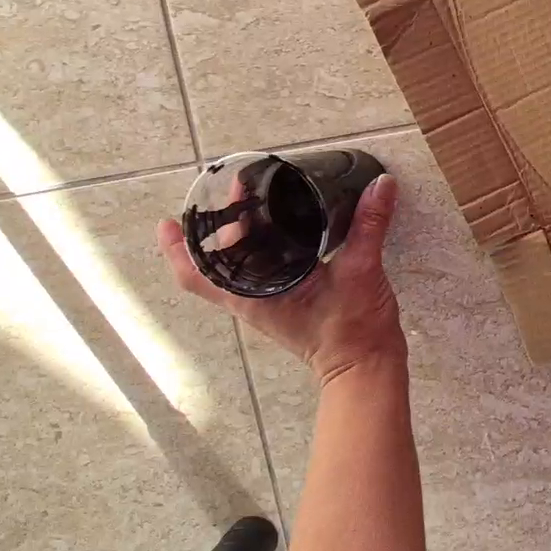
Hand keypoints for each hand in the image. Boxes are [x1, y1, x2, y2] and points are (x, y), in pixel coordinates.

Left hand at [158, 173, 404, 383]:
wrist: (367, 366)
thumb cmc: (351, 329)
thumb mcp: (360, 270)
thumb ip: (369, 225)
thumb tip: (381, 184)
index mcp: (255, 295)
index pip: (199, 274)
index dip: (179, 248)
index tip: (169, 222)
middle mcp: (255, 300)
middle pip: (218, 265)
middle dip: (216, 231)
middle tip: (230, 196)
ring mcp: (274, 304)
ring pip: (241, 269)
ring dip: (240, 241)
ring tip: (252, 209)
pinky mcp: (294, 304)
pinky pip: (267, 273)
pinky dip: (265, 252)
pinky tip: (285, 236)